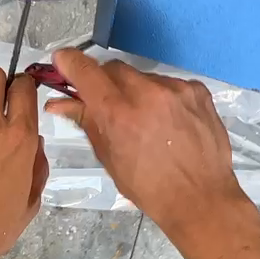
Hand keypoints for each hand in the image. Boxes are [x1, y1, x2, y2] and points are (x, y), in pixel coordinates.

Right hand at [47, 48, 256, 239]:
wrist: (199, 198)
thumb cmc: (148, 187)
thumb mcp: (109, 158)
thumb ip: (87, 122)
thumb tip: (60, 103)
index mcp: (118, 113)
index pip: (85, 71)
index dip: (69, 62)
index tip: (62, 60)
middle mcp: (146, 93)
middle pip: (114, 69)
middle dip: (104, 82)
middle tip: (105, 103)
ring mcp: (176, 89)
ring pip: (143, 77)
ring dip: (135, 92)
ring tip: (144, 121)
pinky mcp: (197, 90)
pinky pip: (169, 85)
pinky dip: (161, 98)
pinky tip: (167, 122)